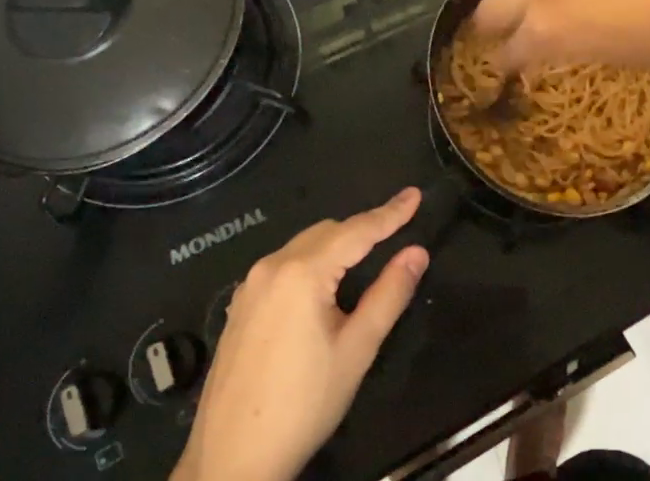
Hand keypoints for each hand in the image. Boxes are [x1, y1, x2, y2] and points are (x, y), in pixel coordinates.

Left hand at [172, 189, 428, 480]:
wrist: (232, 458)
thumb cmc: (304, 404)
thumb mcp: (356, 350)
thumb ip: (389, 294)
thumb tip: (417, 253)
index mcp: (302, 273)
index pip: (356, 231)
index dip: (390, 213)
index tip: (415, 194)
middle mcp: (271, 268)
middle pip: (327, 233)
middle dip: (362, 231)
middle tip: (397, 235)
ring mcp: (249, 287)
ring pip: (302, 248)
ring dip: (335, 247)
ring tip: (365, 262)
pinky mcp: (238, 308)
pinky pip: (282, 268)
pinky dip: (311, 265)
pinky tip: (323, 290)